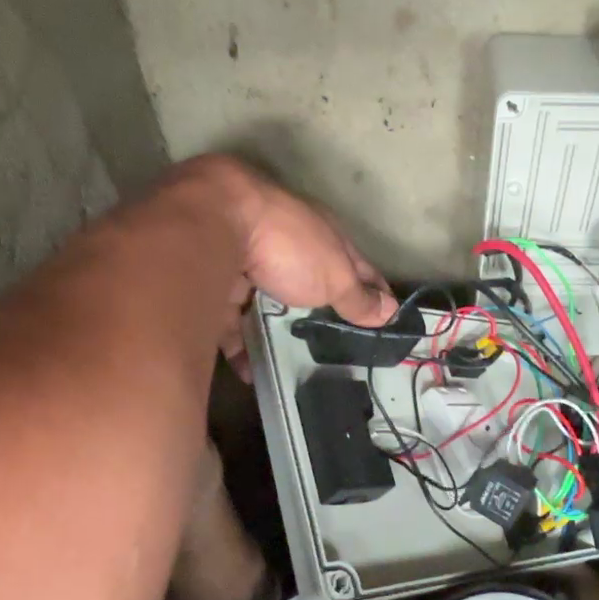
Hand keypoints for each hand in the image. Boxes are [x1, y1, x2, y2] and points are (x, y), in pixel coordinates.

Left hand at [160, 155, 396, 374]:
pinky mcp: (212, 286)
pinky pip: (231, 323)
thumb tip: (391, 313)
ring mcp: (245, 263)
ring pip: (266, 301)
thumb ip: (359, 296)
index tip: (385, 316)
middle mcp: (282, 244)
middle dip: (318, 307)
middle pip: (307, 280)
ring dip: (276, 328)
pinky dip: (241, 347)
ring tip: (293, 362)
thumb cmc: (286, 245)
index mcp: (319, 234)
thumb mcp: (334, 274)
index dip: (372, 288)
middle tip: (334, 344)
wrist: (207, 226)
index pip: (355, 263)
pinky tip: (252, 373)